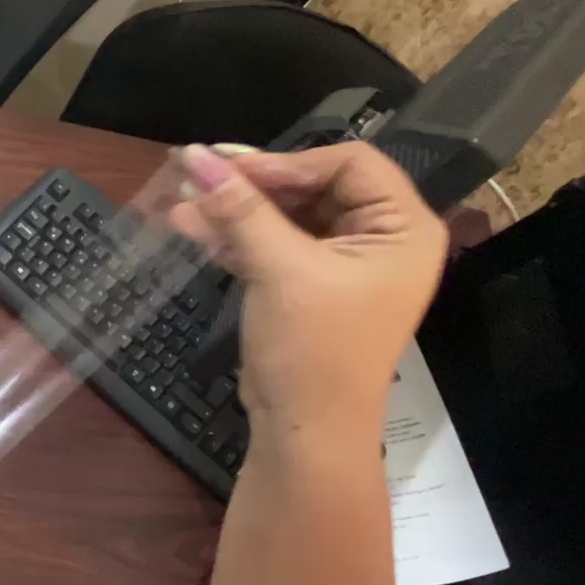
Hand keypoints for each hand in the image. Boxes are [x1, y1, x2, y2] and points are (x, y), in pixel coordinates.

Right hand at [169, 142, 447, 430]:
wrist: (303, 428)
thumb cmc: (312, 349)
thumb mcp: (280, 271)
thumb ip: (241, 212)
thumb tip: (197, 156)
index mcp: (401, 227)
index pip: (348, 165)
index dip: (286, 163)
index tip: (228, 168)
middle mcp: (377, 240)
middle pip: (311, 190)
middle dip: (252, 187)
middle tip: (199, 176)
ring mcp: (338, 267)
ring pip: (284, 221)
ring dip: (235, 213)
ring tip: (183, 203)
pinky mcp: (304, 290)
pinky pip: (271, 250)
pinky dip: (235, 241)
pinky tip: (195, 230)